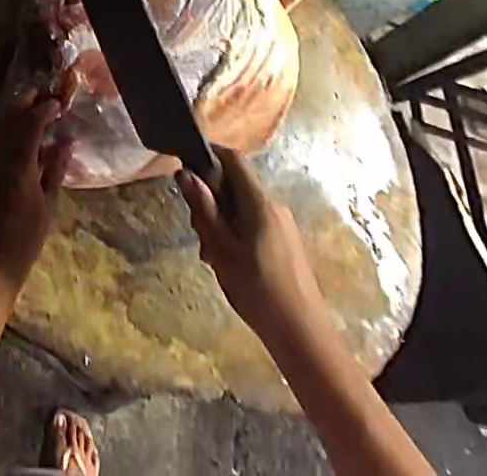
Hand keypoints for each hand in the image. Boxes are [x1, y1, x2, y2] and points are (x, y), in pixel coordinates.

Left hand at [0, 89, 72, 289]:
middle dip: (24, 103)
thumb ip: (56, 169)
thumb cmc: (28, 236)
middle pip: (8, 121)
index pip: (29, 127)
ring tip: (32, 107)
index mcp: (19, 169)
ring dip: (14, 114)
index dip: (44, 110)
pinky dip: (8, 131)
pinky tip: (22, 135)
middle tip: (42, 96)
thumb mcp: (49, 203)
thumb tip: (65, 142)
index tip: (58, 103)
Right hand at [177, 147, 331, 357]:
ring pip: (244, 206)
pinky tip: (230, 263)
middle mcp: (274, 205)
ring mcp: (283, 223)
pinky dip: (236, 232)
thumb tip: (186, 174)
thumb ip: (205, 210)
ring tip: (212, 256)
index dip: (210, 154)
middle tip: (198, 232)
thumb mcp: (222, 250)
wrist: (301, 331)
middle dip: (212, 198)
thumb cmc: (257, 290)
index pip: (234, 160)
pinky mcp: (286, 240)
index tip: (186, 165)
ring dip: (222, 220)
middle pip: (237, 185)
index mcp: (259, 203)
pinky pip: (255, 222)